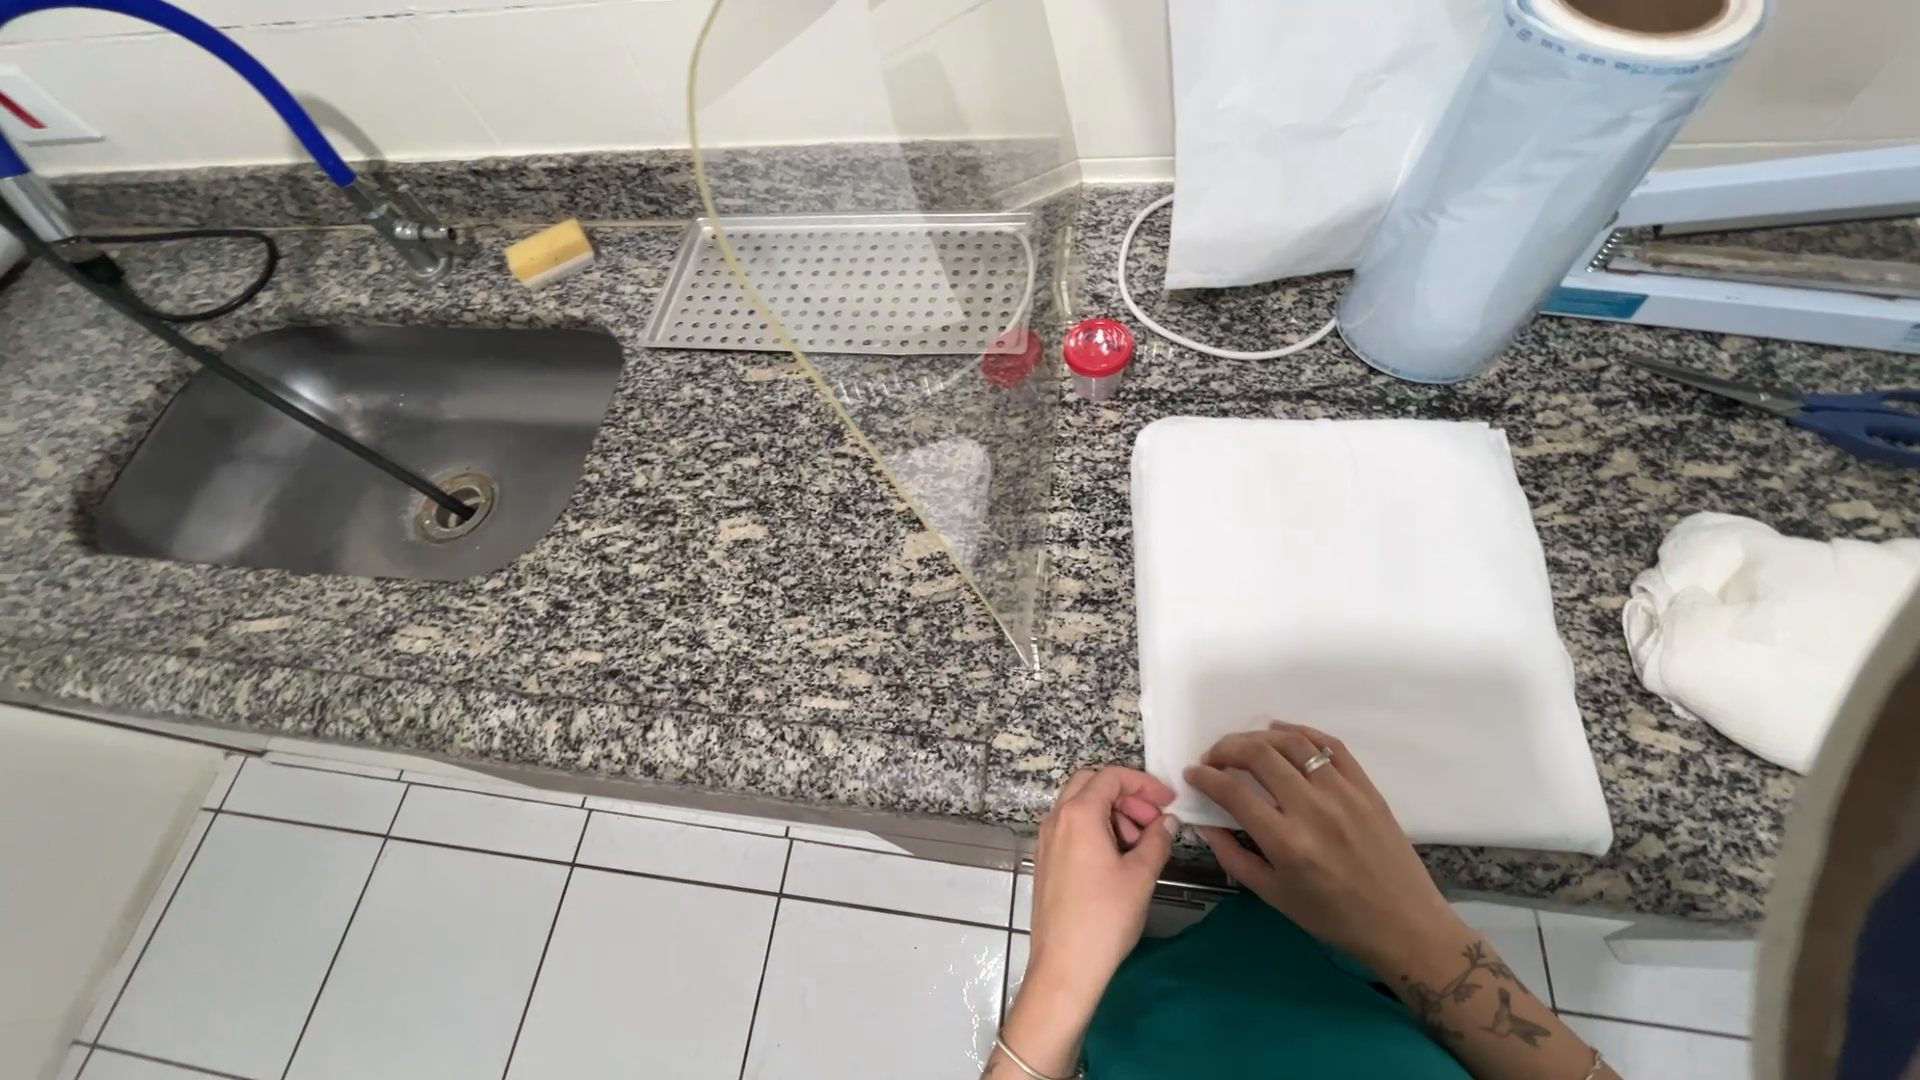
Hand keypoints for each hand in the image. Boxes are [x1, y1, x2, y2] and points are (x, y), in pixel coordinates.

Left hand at [1026, 767, 1177, 1009]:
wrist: (1065, 965)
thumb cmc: (1105, 917)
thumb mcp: (1140, 876)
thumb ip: (1157, 841)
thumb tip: (1168, 822)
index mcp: (1078, 814)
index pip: (1111, 776)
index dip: (1144, 783)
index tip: (1169, 801)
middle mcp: (1056, 818)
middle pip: (1091, 784)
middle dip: (1126, 796)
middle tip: (1153, 822)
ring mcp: (1047, 838)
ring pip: (1080, 805)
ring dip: (1112, 813)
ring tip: (1140, 845)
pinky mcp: (1046, 859)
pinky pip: (1071, 827)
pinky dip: (1096, 829)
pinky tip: (1118, 858)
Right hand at [1185, 722, 1457, 972]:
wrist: (1406, 926)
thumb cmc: (1334, 918)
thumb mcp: (1273, 896)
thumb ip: (1233, 856)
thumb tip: (1205, 821)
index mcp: (1286, 843)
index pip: (1232, 792)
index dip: (1205, 777)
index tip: (1193, 773)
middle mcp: (1313, 810)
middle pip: (1258, 755)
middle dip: (1226, 748)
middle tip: (1213, 757)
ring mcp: (1344, 794)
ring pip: (1291, 742)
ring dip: (1257, 736)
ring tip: (1243, 745)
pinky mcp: (1366, 788)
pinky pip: (1329, 745)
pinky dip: (1300, 732)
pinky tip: (1281, 733)